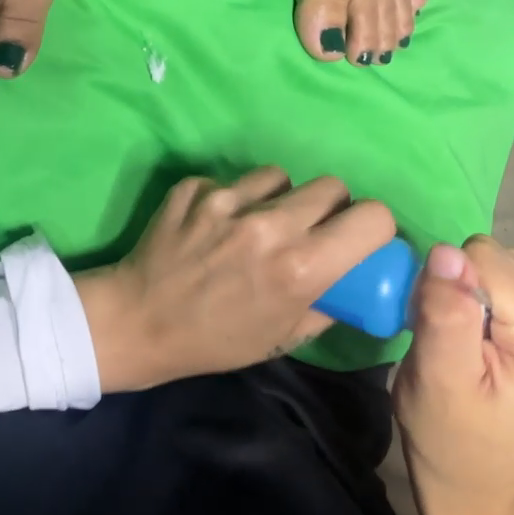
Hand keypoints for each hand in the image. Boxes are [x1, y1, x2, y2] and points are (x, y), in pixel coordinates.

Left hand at [74, 167, 394, 392]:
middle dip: (330, 207)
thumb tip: (351, 278)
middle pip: (330, 186)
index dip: (372, 227)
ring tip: (261, 221)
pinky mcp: (193, 188)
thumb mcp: (285, 336)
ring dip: (279, 196)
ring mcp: (226, 201)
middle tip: (312, 228)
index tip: (358, 237)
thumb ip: (326, 302)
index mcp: (301, 267)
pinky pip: (231, 180)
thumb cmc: (217, 339)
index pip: (371, 217)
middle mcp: (268, 226)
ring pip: (279, 175)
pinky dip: (231, 198)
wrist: (141, 319)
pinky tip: (216, 223)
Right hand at [393, 237, 513, 514]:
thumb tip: (447, 251)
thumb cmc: (448, 432)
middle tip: (453, 340)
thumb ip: (446, 312)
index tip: (442, 330)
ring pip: (510, 266)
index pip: (488, 261)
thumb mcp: (436, 375)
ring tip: (468, 342)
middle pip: (503, 262)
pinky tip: (485, 338)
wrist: (474, 475)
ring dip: (477, 294)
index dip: (450, 287)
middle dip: (465, 289)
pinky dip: (491, 301)